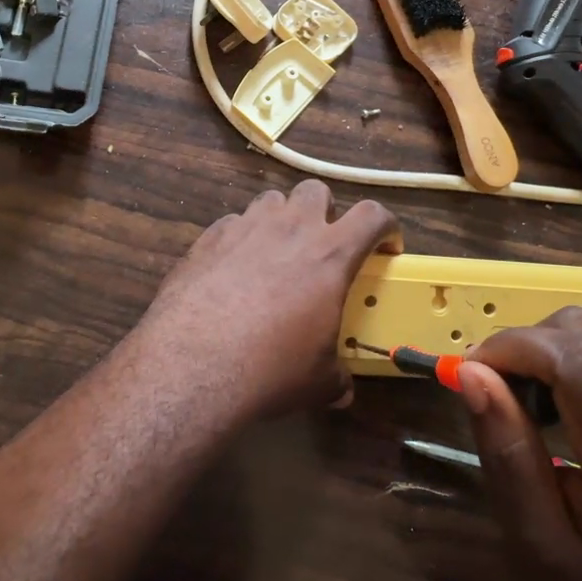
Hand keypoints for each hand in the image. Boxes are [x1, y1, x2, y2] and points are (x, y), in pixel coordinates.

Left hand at [136, 181, 395, 419]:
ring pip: (272, 200)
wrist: (195, 362)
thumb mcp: (318, 381)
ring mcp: (245, 227)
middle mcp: (290, 229)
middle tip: (322, 245)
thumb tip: (341, 390)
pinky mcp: (208, 237)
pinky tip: (234, 269)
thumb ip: (335, 376)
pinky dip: (241, 238)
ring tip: (276, 252)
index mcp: (330, 255)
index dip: (386, 226)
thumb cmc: (271, 368)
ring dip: (281, 219)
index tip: (386, 246)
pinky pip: (233, 223)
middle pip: (316, 191)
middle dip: (325, 211)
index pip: (373, 216)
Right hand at [457, 308, 581, 580]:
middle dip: (524, 346)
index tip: (468, 376)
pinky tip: (559, 413)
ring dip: (545, 352)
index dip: (510, 347)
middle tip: (496, 397)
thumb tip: (470, 372)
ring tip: (527, 408)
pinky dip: (569, 364)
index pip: (574, 356)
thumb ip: (508, 458)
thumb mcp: (543, 545)